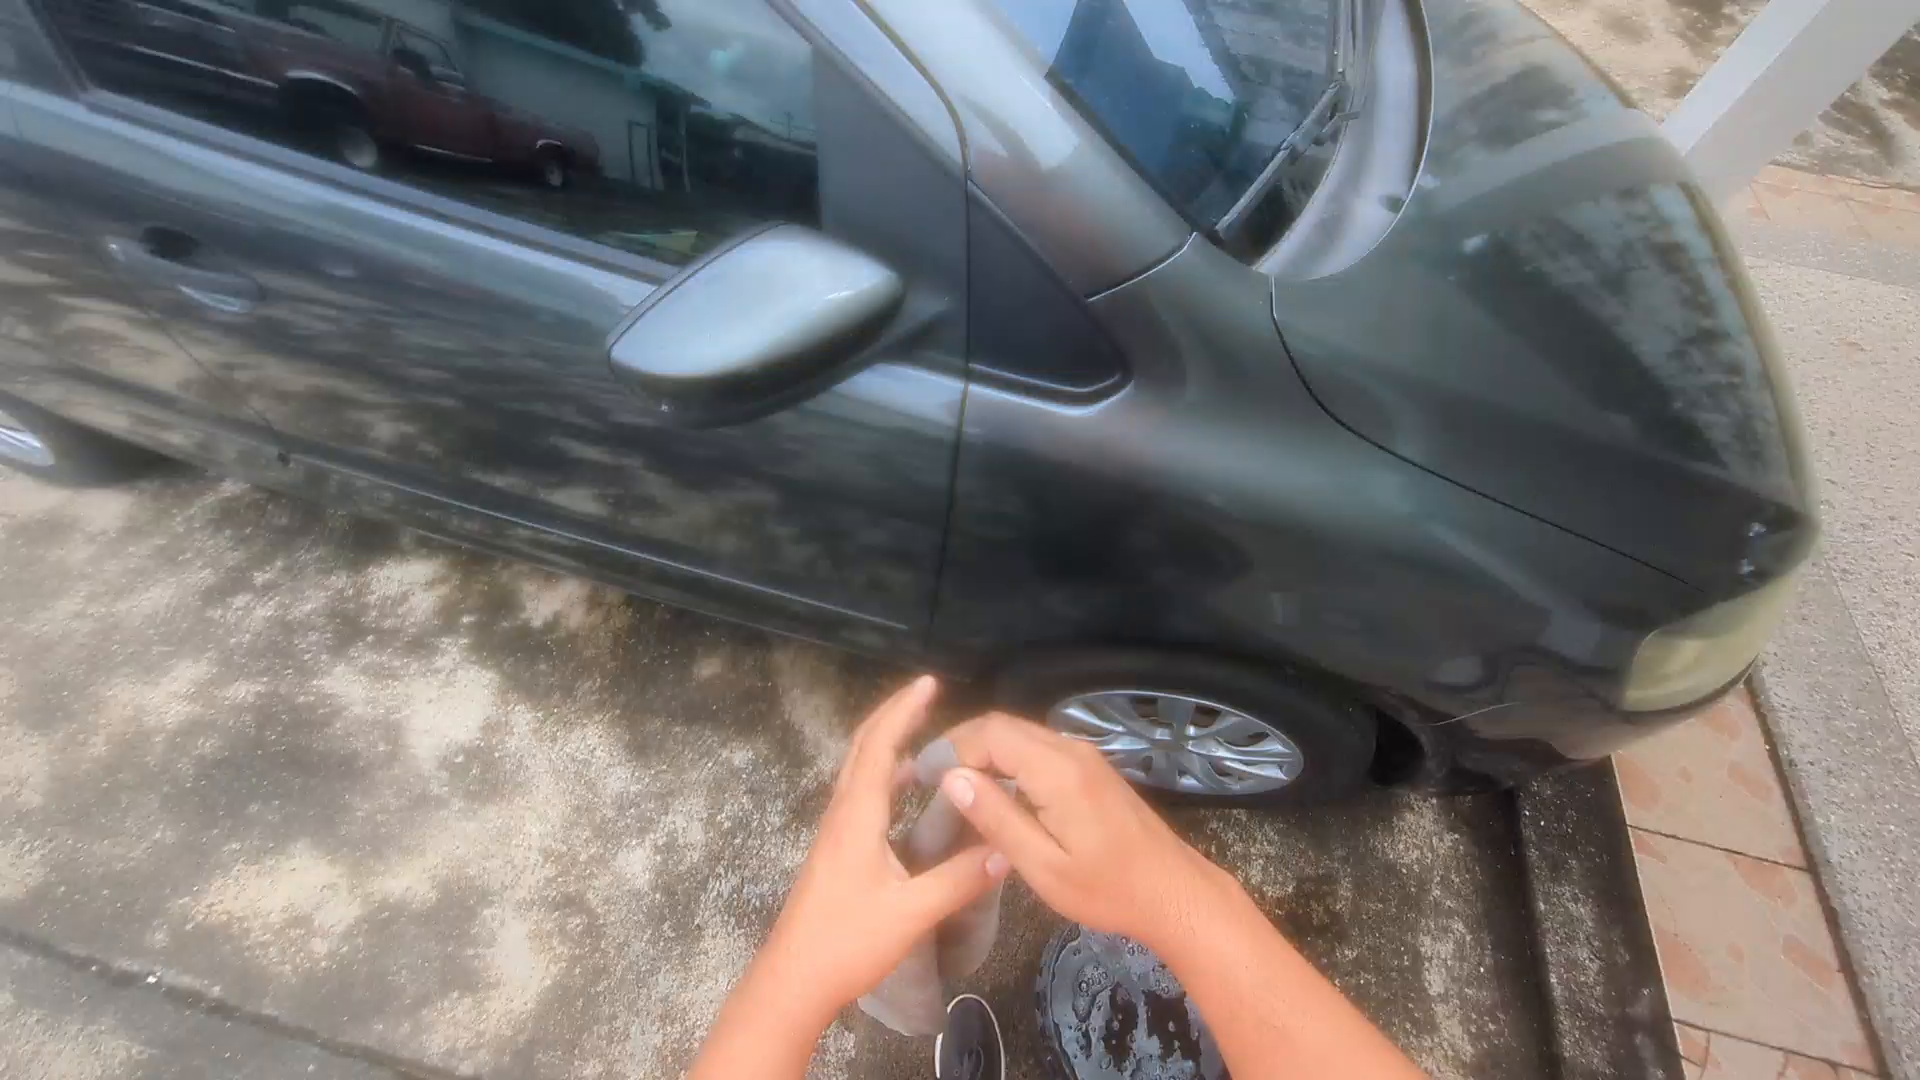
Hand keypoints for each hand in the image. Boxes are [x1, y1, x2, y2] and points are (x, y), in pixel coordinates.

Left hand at [754, 676, 1010, 1026]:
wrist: (792, 983)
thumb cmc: (846, 944)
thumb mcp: (910, 914)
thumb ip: (958, 881)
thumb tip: (1006, 850)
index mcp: (858, 814)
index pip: (880, 744)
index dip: (904, 709)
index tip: (929, 682)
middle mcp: (843, 811)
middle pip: (864, 744)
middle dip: (894, 712)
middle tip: (927, 691)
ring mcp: (835, 829)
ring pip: (859, 766)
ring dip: (887, 737)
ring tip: (923, 727)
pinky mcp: (837, 846)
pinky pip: (861, 790)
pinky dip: (885, 770)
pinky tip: (908, 786)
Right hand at [936, 713, 1232, 951]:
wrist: (1174, 892)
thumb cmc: (1108, 889)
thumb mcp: (1044, 866)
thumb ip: (997, 818)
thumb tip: (952, 778)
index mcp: (1057, 770)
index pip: (991, 733)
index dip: (952, 745)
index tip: (924, 774)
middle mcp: (1070, 749)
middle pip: (1004, 725)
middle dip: (964, 744)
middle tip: (933, 778)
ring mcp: (1084, 754)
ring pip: (1021, 733)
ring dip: (985, 749)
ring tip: (957, 784)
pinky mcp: (1090, 766)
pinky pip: (1039, 746)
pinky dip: (1009, 757)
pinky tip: (996, 787)